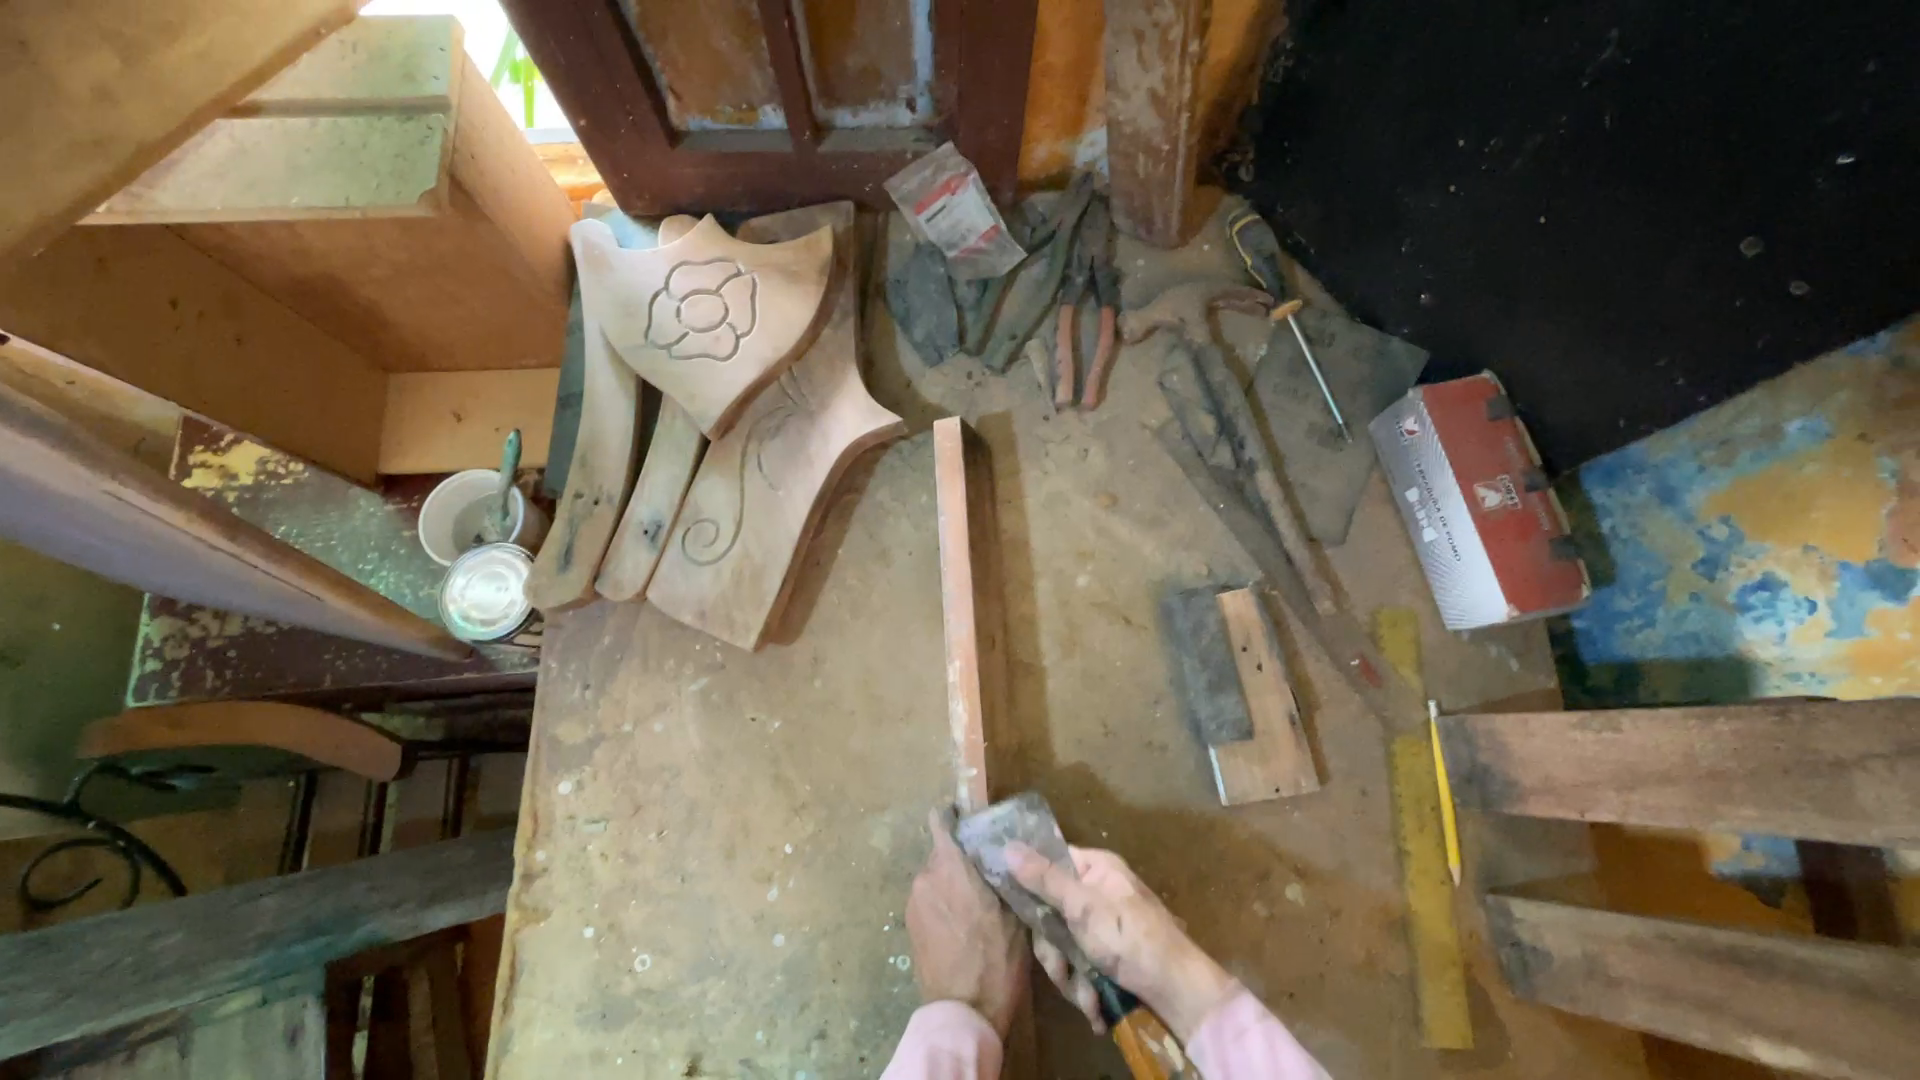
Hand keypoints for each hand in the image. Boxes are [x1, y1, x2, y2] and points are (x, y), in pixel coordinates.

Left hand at [905, 807, 1029, 1037]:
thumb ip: (1004, 877)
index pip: (941, 821)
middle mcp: (925, 877)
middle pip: (942, 853)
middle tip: (987, 874)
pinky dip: (943, 904)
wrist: (963, 1013)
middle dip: (961, 859)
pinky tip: (964, 926)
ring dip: (952, 884)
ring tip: (978, 906)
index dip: (954, 816)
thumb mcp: (1014, 915)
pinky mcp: (909, 926)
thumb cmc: (996, 960)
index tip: (970, 819)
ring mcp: (913, 902)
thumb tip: (1008, 854)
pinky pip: (928, 900)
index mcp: (950, 866)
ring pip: (935, 878)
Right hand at [1005, 842, 1236, 1041]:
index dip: (1032, 887)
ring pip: (1064, 946)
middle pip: (1051, 913)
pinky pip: (1080, 966)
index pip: (1050, 863)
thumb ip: (1044, 879)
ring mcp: (1103, 927)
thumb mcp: (1083, 906)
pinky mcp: (1108, 957)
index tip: (1021, 912)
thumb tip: (1007, 846)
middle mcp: (1098, 892)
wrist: (1179, 992)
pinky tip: (1096, 1008)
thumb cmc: (1131, 938)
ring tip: (1088, 1000)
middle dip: (1055, 951)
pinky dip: (1085, 988)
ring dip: (1071, 978)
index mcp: (1096, 868)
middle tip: (1061, 970)